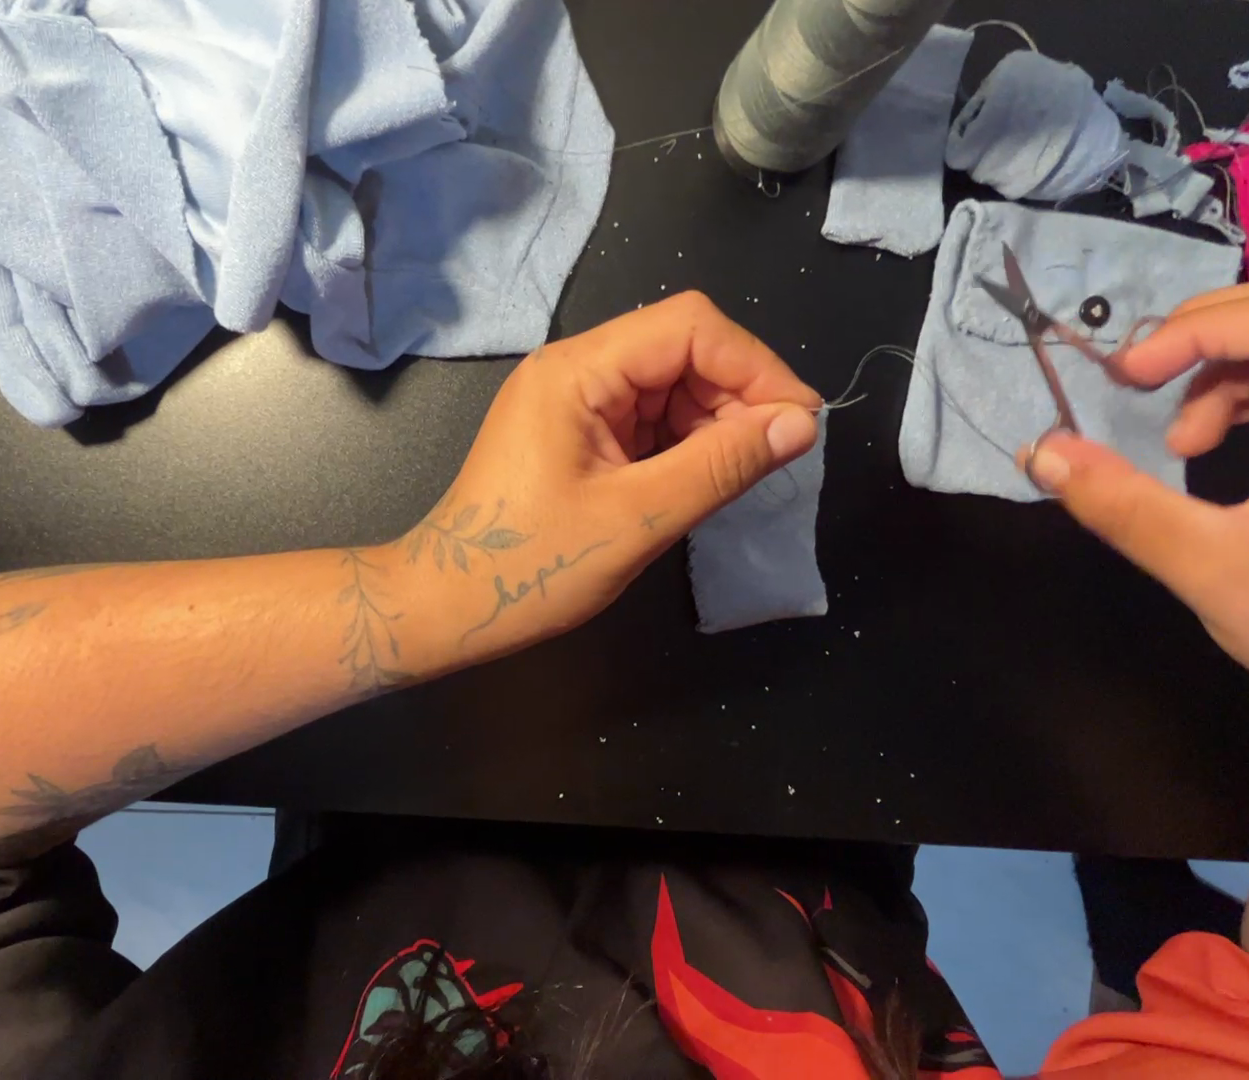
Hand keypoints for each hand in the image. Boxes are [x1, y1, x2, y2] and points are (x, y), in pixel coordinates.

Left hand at [399, 292, 820, 663]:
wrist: (449, 604)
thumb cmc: (532, 567)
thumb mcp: (637, 519)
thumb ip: (721, 466)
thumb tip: (799, 425)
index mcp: (576, 371)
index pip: (688, 327)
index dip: (755, 365)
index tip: (798, 421)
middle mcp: (573, 369)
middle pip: (680, 349)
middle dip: (736, 396)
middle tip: (770, 456)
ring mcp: (571, 400)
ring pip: (668, 385)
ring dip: (713, 422)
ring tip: (735, 474)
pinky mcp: (575, 432)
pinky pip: (646, 418)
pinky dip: (682, 442)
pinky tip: (700, 478)